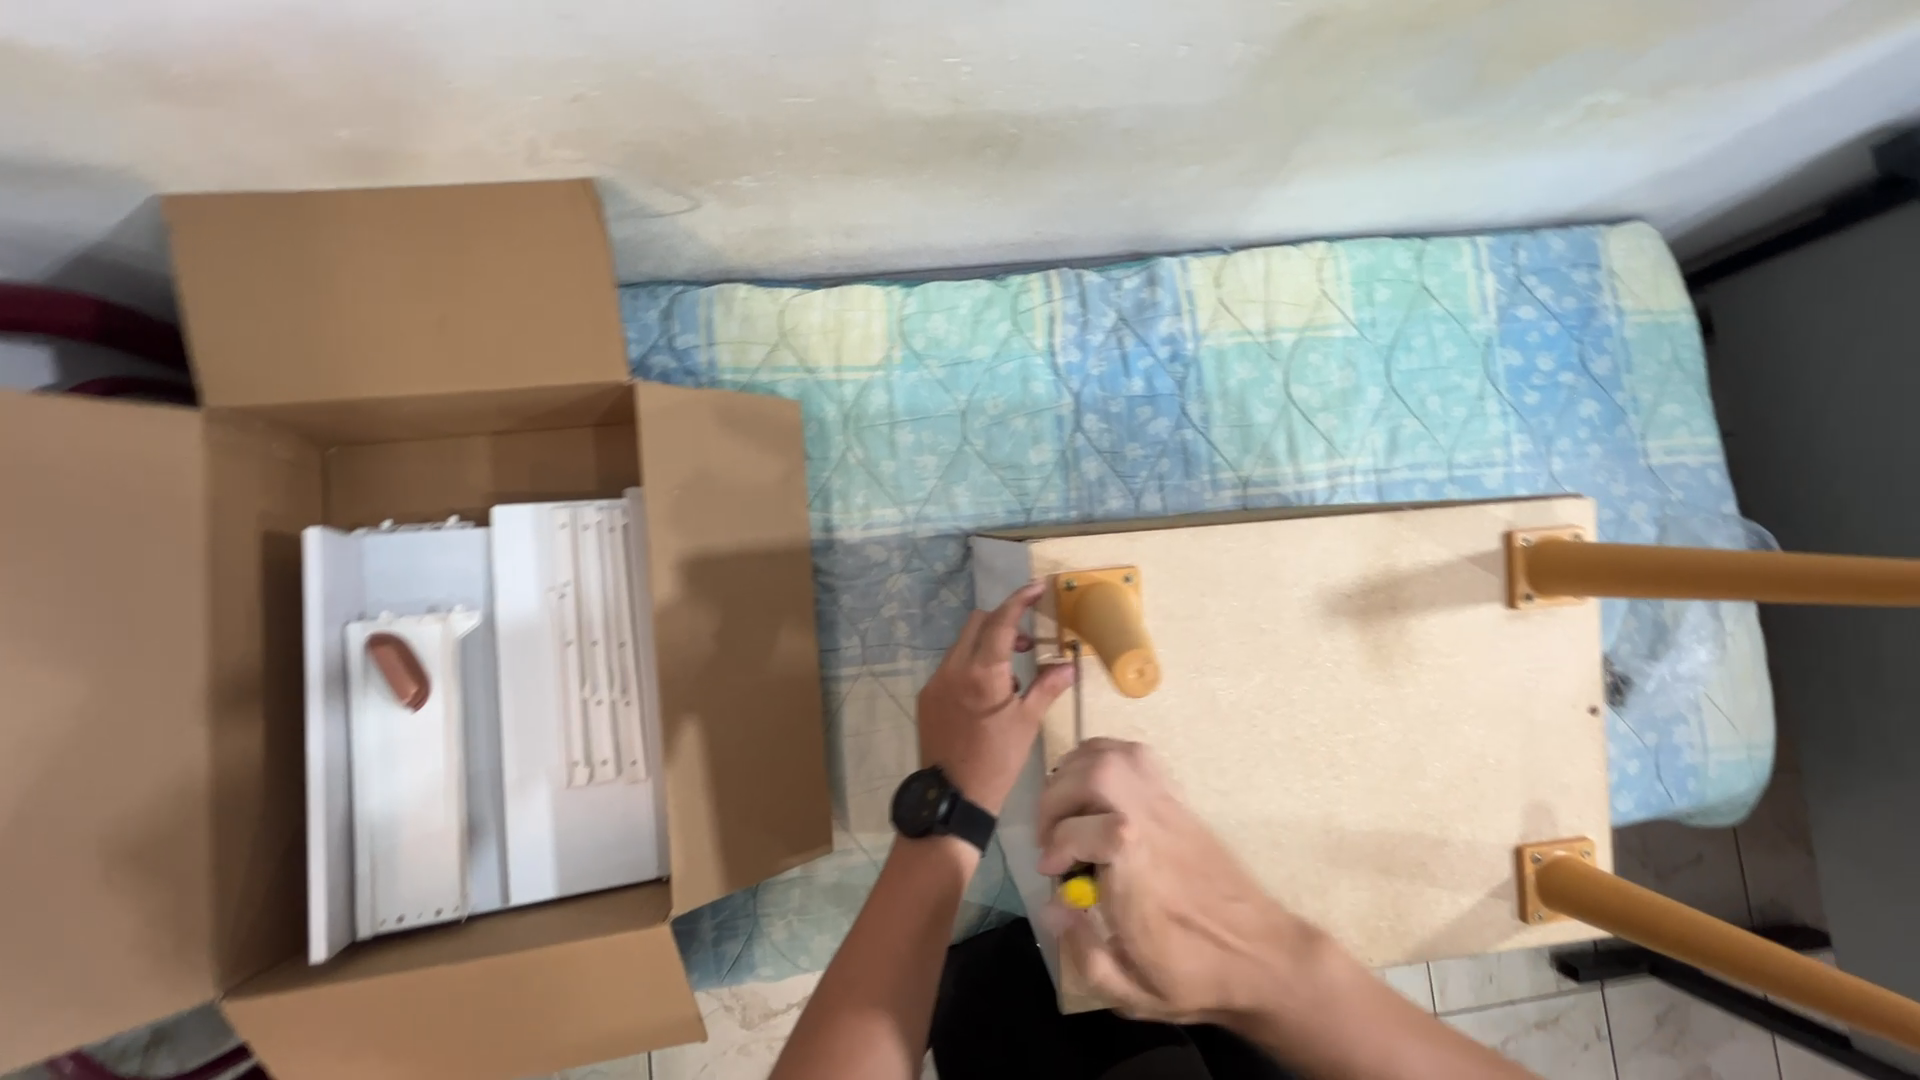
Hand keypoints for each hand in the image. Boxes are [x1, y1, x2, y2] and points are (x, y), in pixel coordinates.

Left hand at [917, 582, 1076, 814]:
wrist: (953, 797)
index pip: (1000, 621)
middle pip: (976, 624)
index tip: (1036, 589)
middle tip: (1027, 644)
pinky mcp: (927, 697)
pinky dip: (972, 665)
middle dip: (1002, 622)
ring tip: (1011, 677)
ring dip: (987, 645)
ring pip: (962, 644)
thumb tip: (1069, 665)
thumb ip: (1047, 687)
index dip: (1018, 600)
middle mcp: (953, 669)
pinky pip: (951, 666)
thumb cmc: (997, 761)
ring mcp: (936, 682)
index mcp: (981, 672)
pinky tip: (988, 694)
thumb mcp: (1027, 723)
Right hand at [1038, 739, 1316, 1024]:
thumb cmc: (1195, 975)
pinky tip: (1093, 786)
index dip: (1054, 849)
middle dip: (1055, 800)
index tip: (1051, 872)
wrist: (1263, 955)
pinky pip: (1137, 755)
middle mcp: (1150, 824)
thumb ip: (1083, 953)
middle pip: (1094, 776)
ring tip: (1065, 806)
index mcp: (1136, 869)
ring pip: (1114, 756)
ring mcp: (1166, 805)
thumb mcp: (1133, 991)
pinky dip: (1105, 757)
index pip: (1077, 832)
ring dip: (1076, 772)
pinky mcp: (1177, 798)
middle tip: (1050, 836)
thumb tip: (1052, 906)